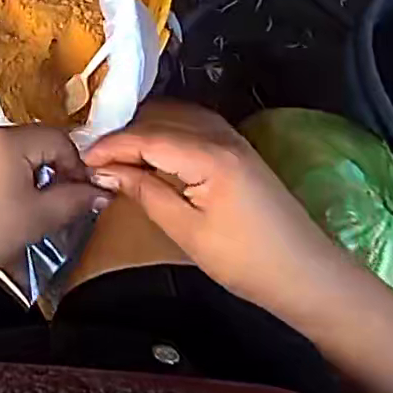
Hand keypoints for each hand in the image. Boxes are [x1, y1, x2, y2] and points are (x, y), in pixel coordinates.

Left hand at [0, 125, 107, 289]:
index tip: (85, 196)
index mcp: (10, 138)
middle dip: (56, 173)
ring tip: (37, 212)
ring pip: (17, 154)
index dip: (78, 167)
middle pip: (38, 143)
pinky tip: (8, 211)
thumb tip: (100, 192)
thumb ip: (75, 200)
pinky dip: (11, 180)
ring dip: (34, 178)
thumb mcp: (39, 218)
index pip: (60, 139)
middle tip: (64, 206)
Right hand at [83, 99, 345, 310]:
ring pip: (174, 116)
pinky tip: (151, 149)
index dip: (111, 146)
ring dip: (143, 129)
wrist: (309, 276)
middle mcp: (220, 135)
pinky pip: (191, 124)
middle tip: (94, 158)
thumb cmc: (248, 262)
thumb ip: (144, 192)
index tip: (82, 159)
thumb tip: (104, 172)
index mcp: (209, 154)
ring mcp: (231, 138)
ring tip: (116, 153)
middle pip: (159, 119)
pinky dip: (164, 131)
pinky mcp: (236, 147)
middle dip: (123, 135)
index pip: (147, 137)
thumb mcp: (187, 232)